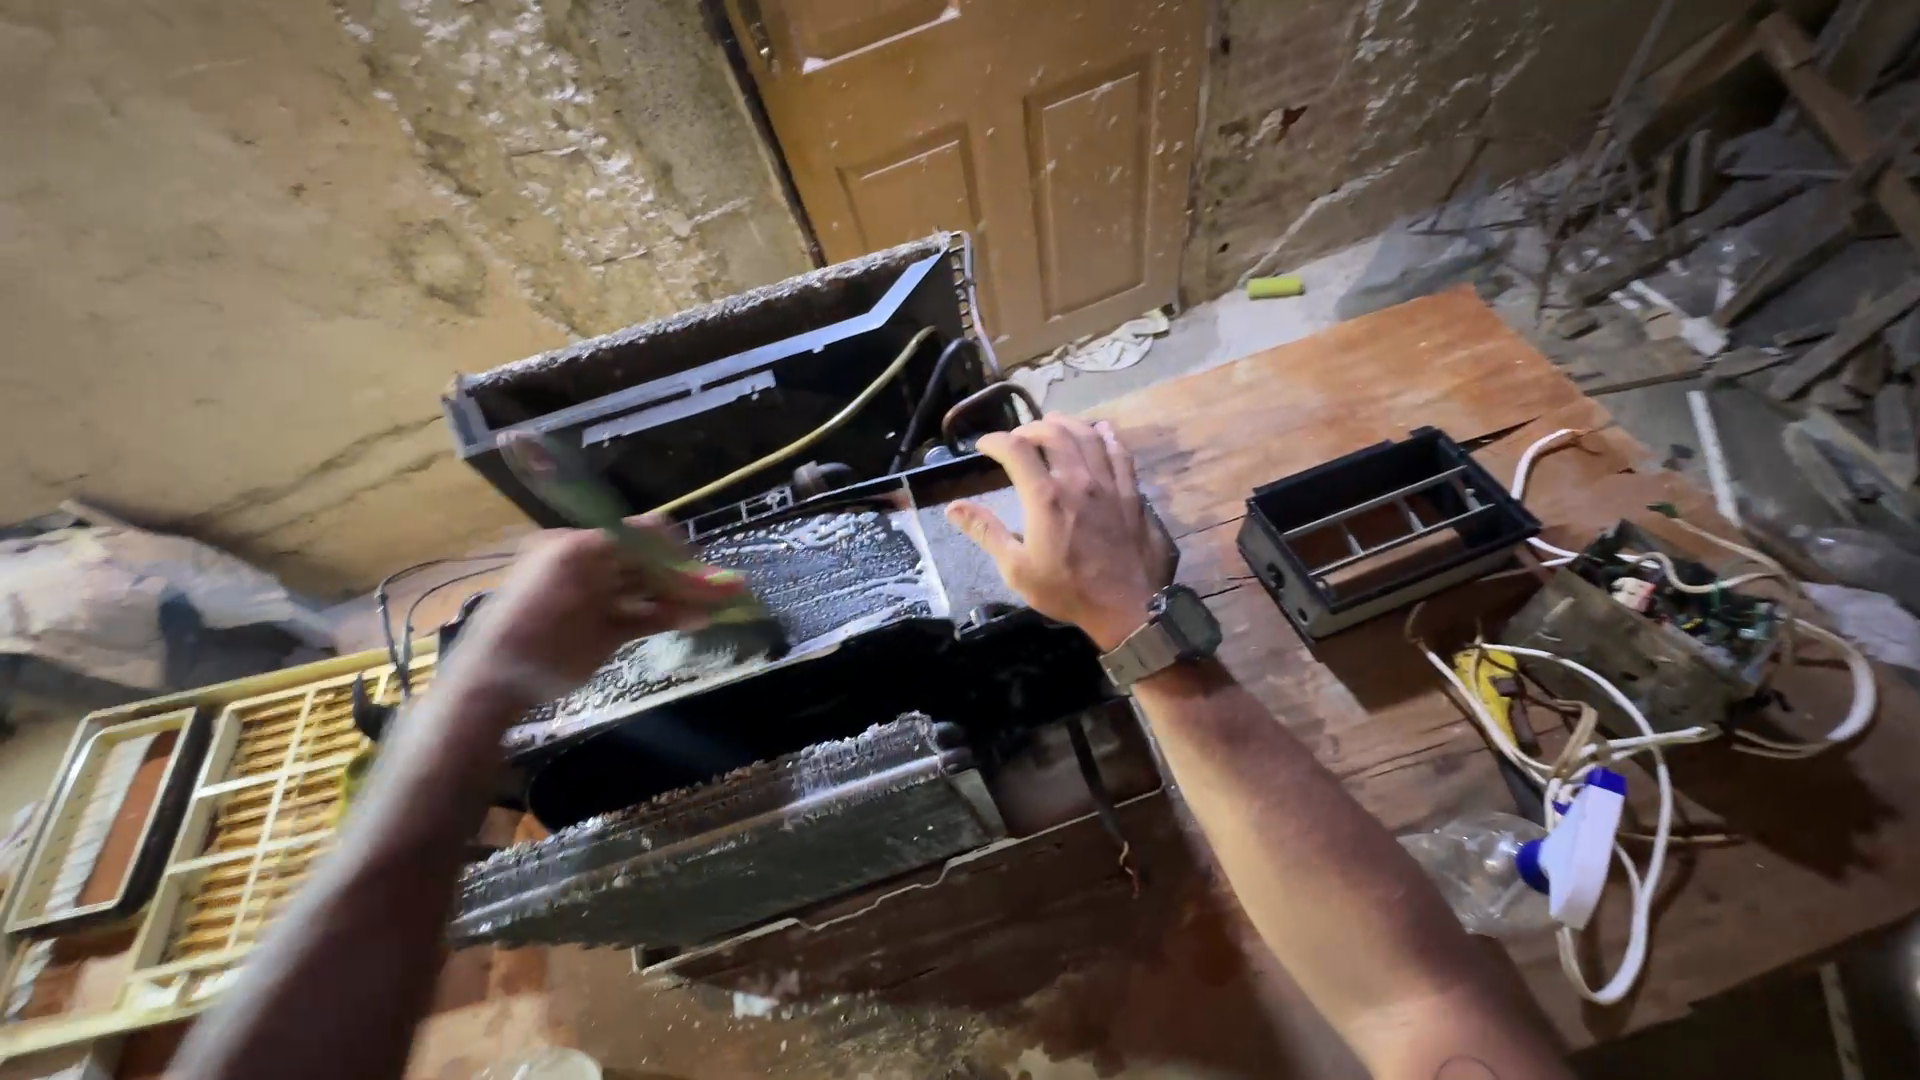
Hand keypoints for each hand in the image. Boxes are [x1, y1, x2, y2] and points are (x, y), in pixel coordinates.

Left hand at [435, 518, 744, 710]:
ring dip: (687, 597)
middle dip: (689, 574)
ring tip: (724, 604)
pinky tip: (698, 619)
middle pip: (652, 564)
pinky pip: (648, 617)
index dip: (672, 548)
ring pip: (654, 591)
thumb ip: (619, 547)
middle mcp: (595, 568)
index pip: (640, 535)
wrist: (496, 683)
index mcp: (581, 546)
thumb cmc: (530, 619)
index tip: (701, 566)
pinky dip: (673, 617)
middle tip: (729, 588)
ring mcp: (602, 601)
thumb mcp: (572, 566)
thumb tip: (667, 530)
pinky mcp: (608, 631)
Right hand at [947, 416, 1174, 650]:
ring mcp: (1108, 483)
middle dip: (1030, 428)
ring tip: (1052, 424)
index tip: (984, 446)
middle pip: (1053, 433)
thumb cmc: (1066, 590)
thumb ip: (986, 532)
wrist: (1125, 606)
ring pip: (1087, 436)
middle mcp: (1077, 480)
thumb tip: (954, 508)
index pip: (1015, 449)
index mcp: (1045, 497)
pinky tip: (1101, 431)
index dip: (995, 440)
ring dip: (1066, 424)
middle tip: (1018, 437)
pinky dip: (1107, 437)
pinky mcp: (1131, 493)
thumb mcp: (1016, 568)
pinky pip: (1120, 453)